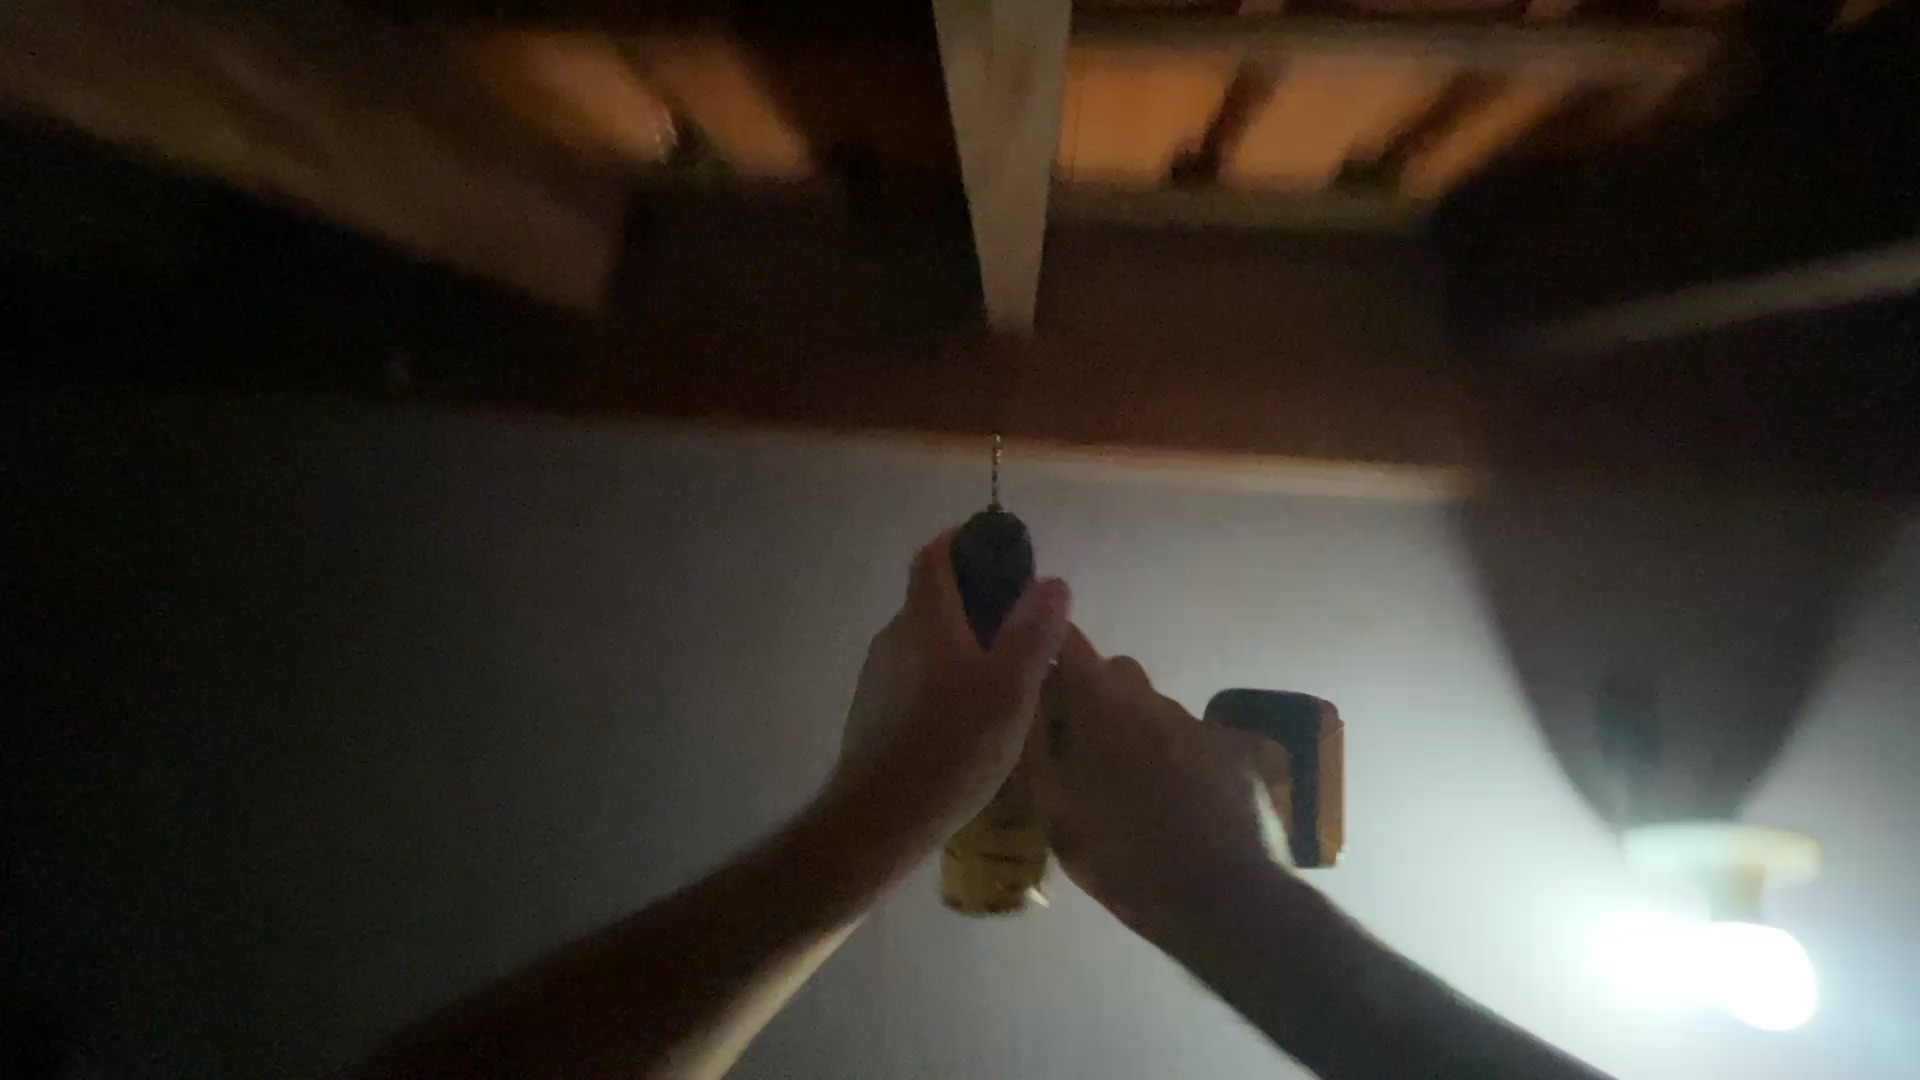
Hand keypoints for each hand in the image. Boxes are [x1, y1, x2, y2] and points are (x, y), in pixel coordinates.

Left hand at [826, 530, 1071, 842]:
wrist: (882, 816)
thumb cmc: (953, 744)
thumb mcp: (1011, 688)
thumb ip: (1033, 632)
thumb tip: (1052, 582)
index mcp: (925, 618)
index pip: (934, 555)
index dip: (961, 541)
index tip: (993, 549)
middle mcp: (894, 635)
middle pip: (930, 598)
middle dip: (971, 598)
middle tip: (1016, 625)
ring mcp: (877, 674)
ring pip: (922, 640)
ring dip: (956, 641)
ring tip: (997, 675)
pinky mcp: (871, 709)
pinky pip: (911, 675)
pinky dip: (939, 675)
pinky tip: (963, 715)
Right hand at [1049, 627, 1287, 933]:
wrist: (1223, 900)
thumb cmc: (1126, 861)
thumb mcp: (1060, 819)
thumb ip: (1045, 767)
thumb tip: (1038, 739)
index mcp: (1101, 709)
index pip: (1071, 644)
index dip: (1055, 646)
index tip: (1042, 662)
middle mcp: (1150, 702)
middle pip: (1117, 671)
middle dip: (1099, 692)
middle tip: (1088, 738)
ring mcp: (1198, 725)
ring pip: (1158, 708)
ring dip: (1142, 730)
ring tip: (1141, 783)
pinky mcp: (1236, 751)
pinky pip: (1198, 741)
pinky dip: (1184, 759)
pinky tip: (1186, 802)